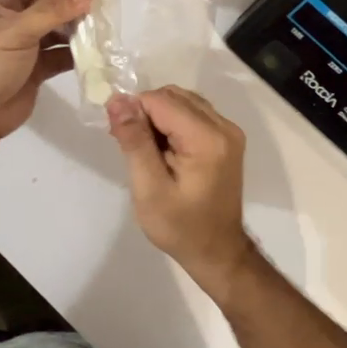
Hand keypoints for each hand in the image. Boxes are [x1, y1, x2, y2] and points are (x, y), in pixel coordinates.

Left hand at [0, 0, 93, 137]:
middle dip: (71, 4)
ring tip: (101, 28)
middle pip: (46, 4)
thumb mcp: (17, 31)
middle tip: (101, 4)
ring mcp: (23, 46)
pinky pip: (59, 55)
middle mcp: (10, 21)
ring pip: (55, 30)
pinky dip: (75, 54)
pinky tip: (95, 52)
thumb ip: (53, 9)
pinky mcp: (35, 69)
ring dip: (76, 29)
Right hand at [107, 87, 255, 297]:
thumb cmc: (180, 227)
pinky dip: (173, 123)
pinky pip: (193, 113)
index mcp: (207, 139)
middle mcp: (224, 126)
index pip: (160, 100)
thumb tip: (117, 100)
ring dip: (159, 117)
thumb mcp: (148, 188)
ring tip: (148, 152)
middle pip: (172, 96)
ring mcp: (229, 131)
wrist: (216, 252)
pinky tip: (165, 151)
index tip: (121, 139)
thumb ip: (134, 141)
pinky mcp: (227, 138)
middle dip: (146, 114)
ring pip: (182, 101)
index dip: (134, 113)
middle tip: (132, 148)